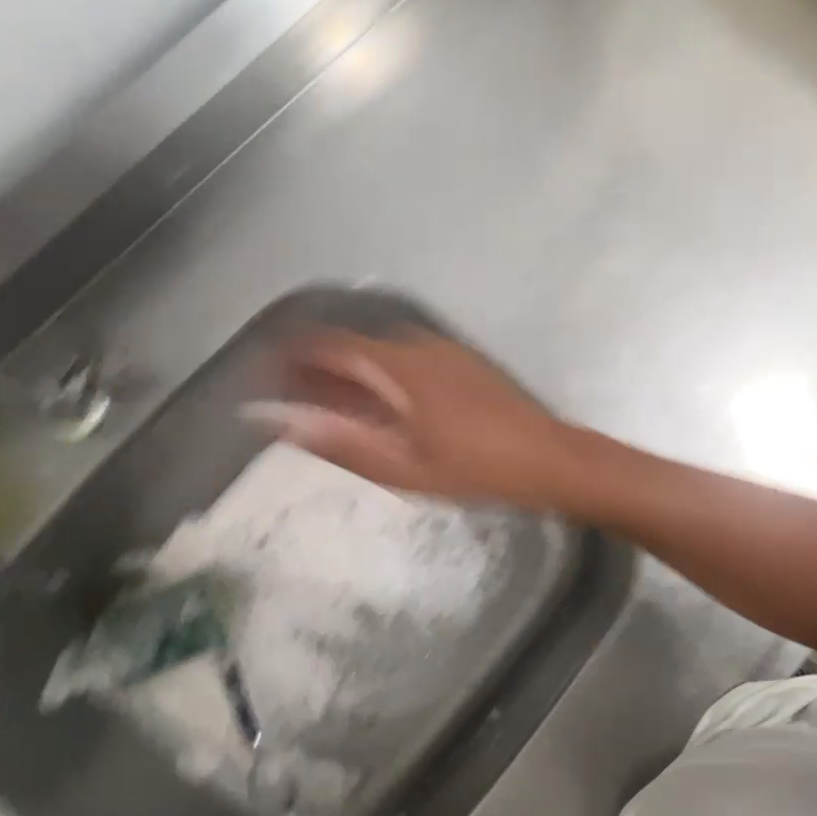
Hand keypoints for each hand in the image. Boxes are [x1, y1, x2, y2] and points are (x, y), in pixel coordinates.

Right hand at [253, 331, 577, 508]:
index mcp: (401, 366)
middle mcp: (421, 347)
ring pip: (382, 355)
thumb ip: (341, 442)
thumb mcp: (404, 468)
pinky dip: (381, 379)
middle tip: (289, 397)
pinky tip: (380, 410)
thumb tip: (279, 421)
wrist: (552, 461)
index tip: (264, 375)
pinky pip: (408, 363)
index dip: (292, 356)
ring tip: (328, 408)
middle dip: (318, 369)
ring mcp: (448, 353)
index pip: (331, 345)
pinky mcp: (466, 366)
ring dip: (350, 375)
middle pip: (355, 348)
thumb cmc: (478, 470)